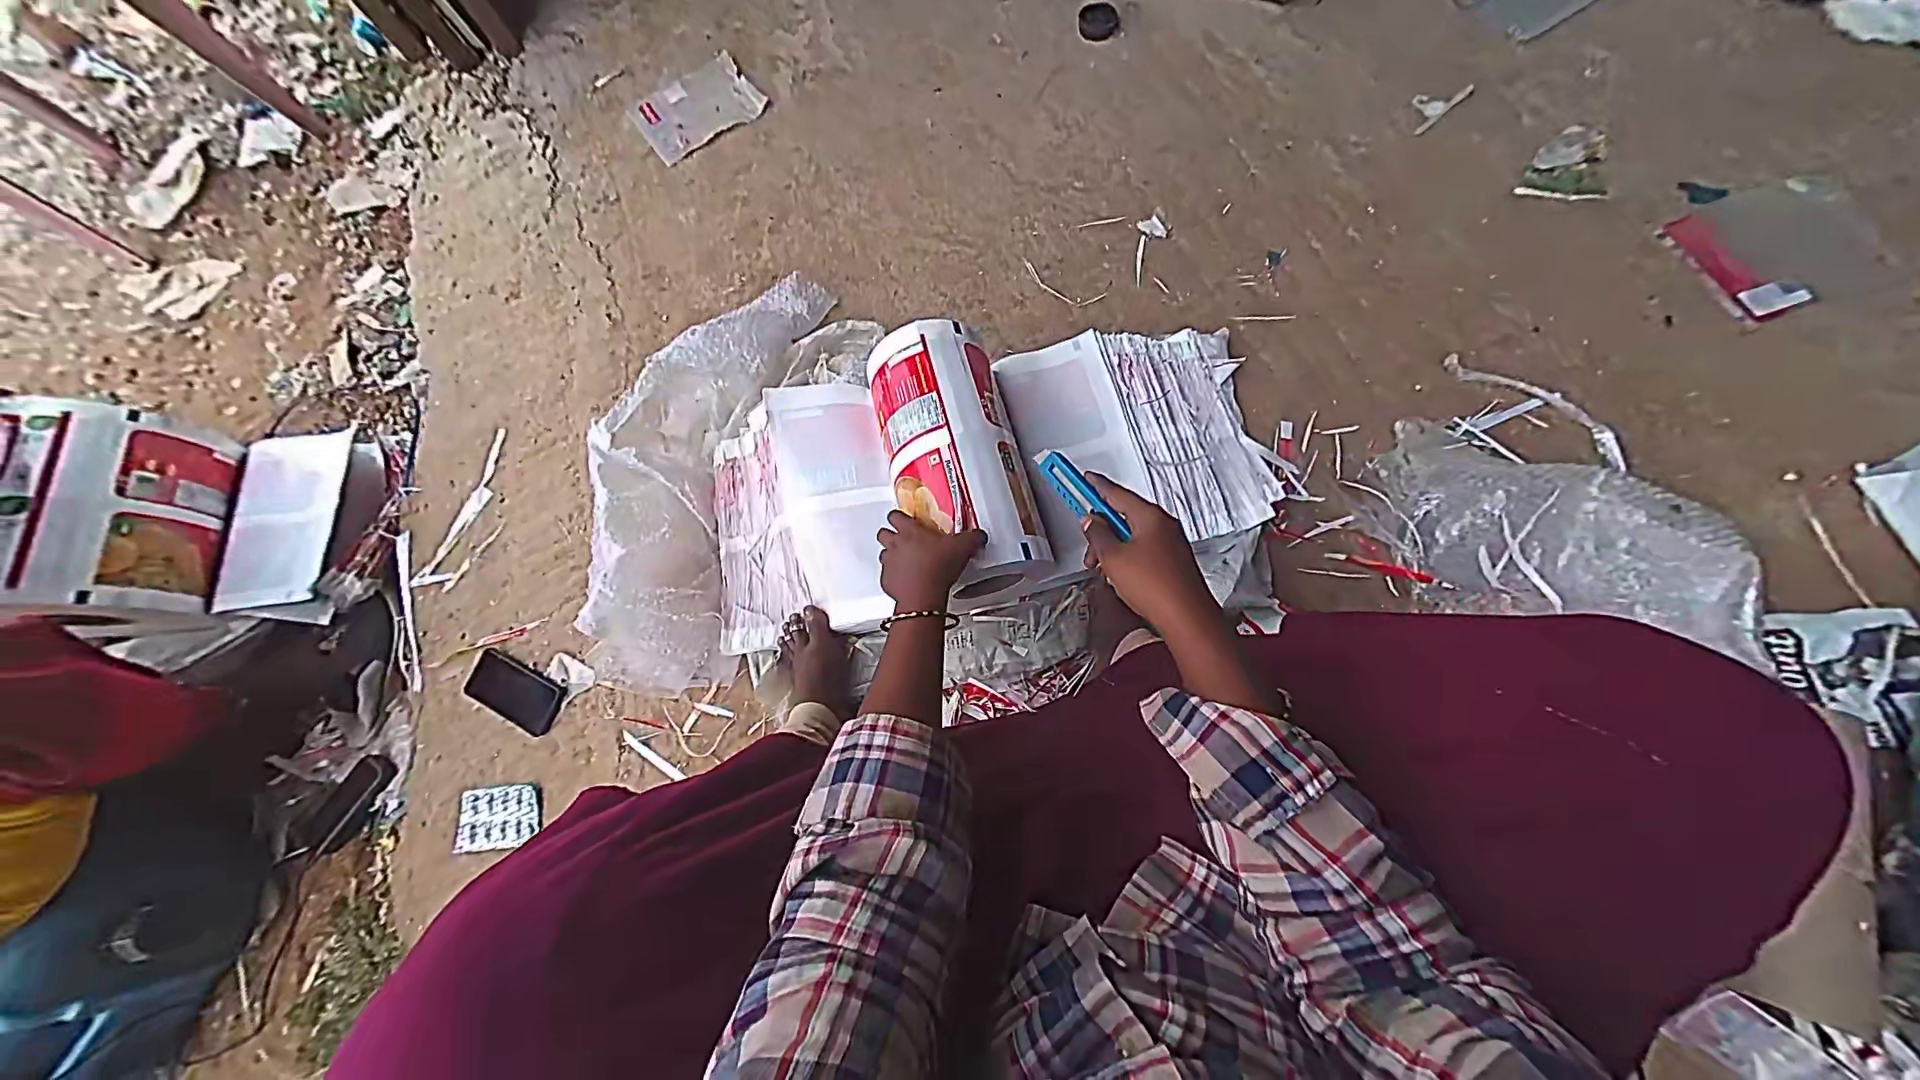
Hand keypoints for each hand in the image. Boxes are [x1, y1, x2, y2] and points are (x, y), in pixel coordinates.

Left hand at [877, 510, 986, 610]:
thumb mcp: (962, 547)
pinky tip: (906, 580)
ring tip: (905, 560)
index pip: (896, 515)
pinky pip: (886, 575)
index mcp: (910, 531)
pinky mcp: (887, 580)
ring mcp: (889, 562)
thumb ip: (971, 538)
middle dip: (891, 534)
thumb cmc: (937, 568)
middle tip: (903, 538)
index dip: (899, 516)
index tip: (905, 519)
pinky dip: (893, 576)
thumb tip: (978, 536)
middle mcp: (895, 544)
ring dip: (891, 555)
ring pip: (883, 553)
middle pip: (883, 532)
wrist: (923, 595)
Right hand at [1081, 474, 1220, 634]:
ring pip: (1133, 536)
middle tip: (1089, 540)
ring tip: (1103, 566)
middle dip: (1102, 530)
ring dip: (1113, 548)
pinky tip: (1120, 574)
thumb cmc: (1157, 587)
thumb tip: (1092, 523)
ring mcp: (1171, 543)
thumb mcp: (1113, 558)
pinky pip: (1144, 550)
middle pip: (1124, 516)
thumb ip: (1098, 535)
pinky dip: (1127, 558)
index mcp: (1150, 517)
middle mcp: (1164, 526)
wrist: (1186, 617)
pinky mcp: (1173, 561)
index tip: (1085, 479)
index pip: (1117, 494)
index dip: (1096, 486)